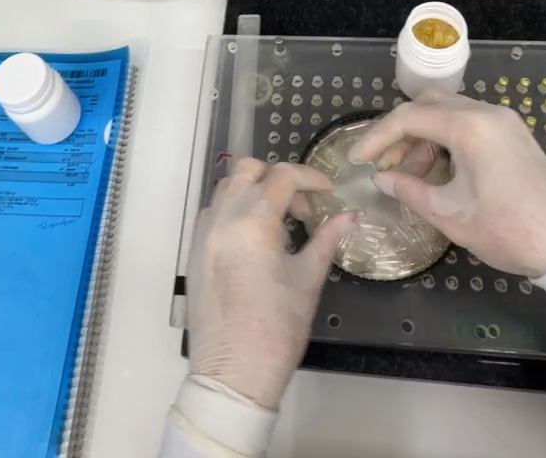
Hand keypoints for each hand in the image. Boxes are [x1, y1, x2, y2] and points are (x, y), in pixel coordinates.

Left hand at [185, 158, 358, 408]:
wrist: (233, 374)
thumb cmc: (277, 329)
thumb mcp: (308, 280)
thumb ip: (327, 239)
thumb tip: (351, 217)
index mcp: (253, 222)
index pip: (283, 176)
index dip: (310, 178)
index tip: (329, 193)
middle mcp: (223, 217)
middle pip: (248, 169)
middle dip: (278, 178)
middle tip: (300, 208)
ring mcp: (203, 232)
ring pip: (227, 186)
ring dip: (254, 190)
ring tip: (278, 223)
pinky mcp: (194, 249)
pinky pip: (213, 210)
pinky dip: (235, 208)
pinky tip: (253, 237)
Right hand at [349, 91, 545, 277]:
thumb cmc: (507, 230)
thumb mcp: (449, 214)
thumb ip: (409, 190)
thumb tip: (381, 178)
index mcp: (469, 127)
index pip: (409, 118)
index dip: (378, 137)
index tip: (357, 159)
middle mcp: (486, 112)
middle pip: (428, 105)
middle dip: (399, 131)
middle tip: (383, 162)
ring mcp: (502, 119)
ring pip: (448, 111)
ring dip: (422, 135)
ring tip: (409, 172)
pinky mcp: (512, 131)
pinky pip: (467, 121)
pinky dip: (445, 137)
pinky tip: (437, 168)